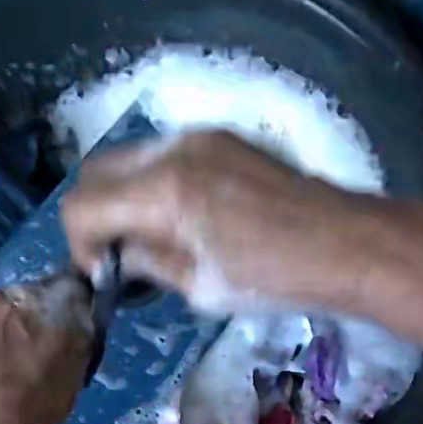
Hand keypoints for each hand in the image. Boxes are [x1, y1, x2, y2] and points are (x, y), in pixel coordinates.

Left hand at [0, 277, 92, 423]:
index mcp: (29, 294)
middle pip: (24, 304)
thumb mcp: (78, 360)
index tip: (74, 330)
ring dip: (8, 338)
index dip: (71, 309)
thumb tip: (80, 316)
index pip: (60, 291)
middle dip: (35, 323)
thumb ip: (82, 328)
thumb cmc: (40, 391)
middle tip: (45, 354)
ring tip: (18, 372)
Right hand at [61, 130, 379, 312]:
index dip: (79, 245)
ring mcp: (198, 137)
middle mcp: (172, 149)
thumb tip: (117, 256)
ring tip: (151, 237)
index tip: (103, 272)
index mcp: (163, 191)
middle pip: (95, 171)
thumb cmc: (272, 277)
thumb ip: (146, 262)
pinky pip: (162, 155)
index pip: (82, 205)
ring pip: (127, 159)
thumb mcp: (198, 286)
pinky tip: (180, 217)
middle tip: (118, 255)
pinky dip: (151, 185)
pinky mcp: (220, 138)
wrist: (343, 242)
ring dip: (123, 198)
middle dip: (94, 216)